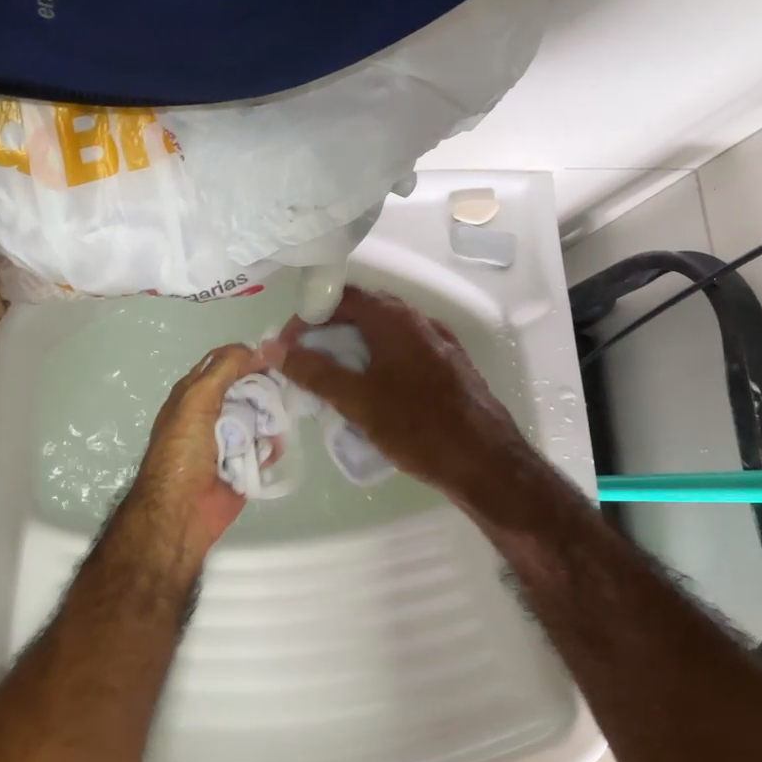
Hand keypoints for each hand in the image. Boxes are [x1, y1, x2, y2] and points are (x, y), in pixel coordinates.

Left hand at [122, 344, 266, 565]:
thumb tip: (254, 348)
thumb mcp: (196, 400)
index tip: (275, 355)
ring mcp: (230, 438)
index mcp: (194, 393)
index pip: (224, 363)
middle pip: (247, 388)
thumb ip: (223, 370)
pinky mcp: (245, 463)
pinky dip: (271, 445)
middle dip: (265, 387)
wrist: (181, 510)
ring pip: (260, 415)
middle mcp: (212, 412)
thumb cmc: (183, 451)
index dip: (247, 356)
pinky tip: (273, 448)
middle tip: (285, 387)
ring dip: (271, 418)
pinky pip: (265, 446)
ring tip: (279, 421)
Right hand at [266, 286, 530, 500]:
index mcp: (396, 319)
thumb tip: (273, 349)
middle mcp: (420, 321)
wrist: (487, 464)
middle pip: (363, 312)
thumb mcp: (358, 401)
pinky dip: (377, 362)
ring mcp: (439, 343)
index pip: (342, 297)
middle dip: (328, 333)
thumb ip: (314, 372)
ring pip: (384, 335)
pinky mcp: (450, 367)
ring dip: (353, 349)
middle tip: (303, 362)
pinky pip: (403, 353)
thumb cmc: (419, 427)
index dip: (309, 316)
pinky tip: (369, 393)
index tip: (288, 345)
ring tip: (331, 380)